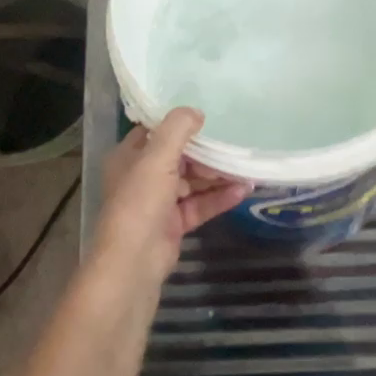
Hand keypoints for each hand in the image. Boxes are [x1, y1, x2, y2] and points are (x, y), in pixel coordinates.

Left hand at [92, 108, 251, 282]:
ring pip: (192, 182)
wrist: (132, 264)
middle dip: (206, 153)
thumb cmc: (140, 203)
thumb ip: (177, 130)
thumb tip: (196, 112)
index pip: (154, 132)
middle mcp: (142, 177)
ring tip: (246, 167)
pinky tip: (243, 191)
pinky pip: (199, 205)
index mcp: (129, 157)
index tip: (207, 115)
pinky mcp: (173, 225)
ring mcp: (158, 202)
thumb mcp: (157, 158)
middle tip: (234, 144)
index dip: (178, 124)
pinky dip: (219, 198)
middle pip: (178, 157)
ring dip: (217, 175)